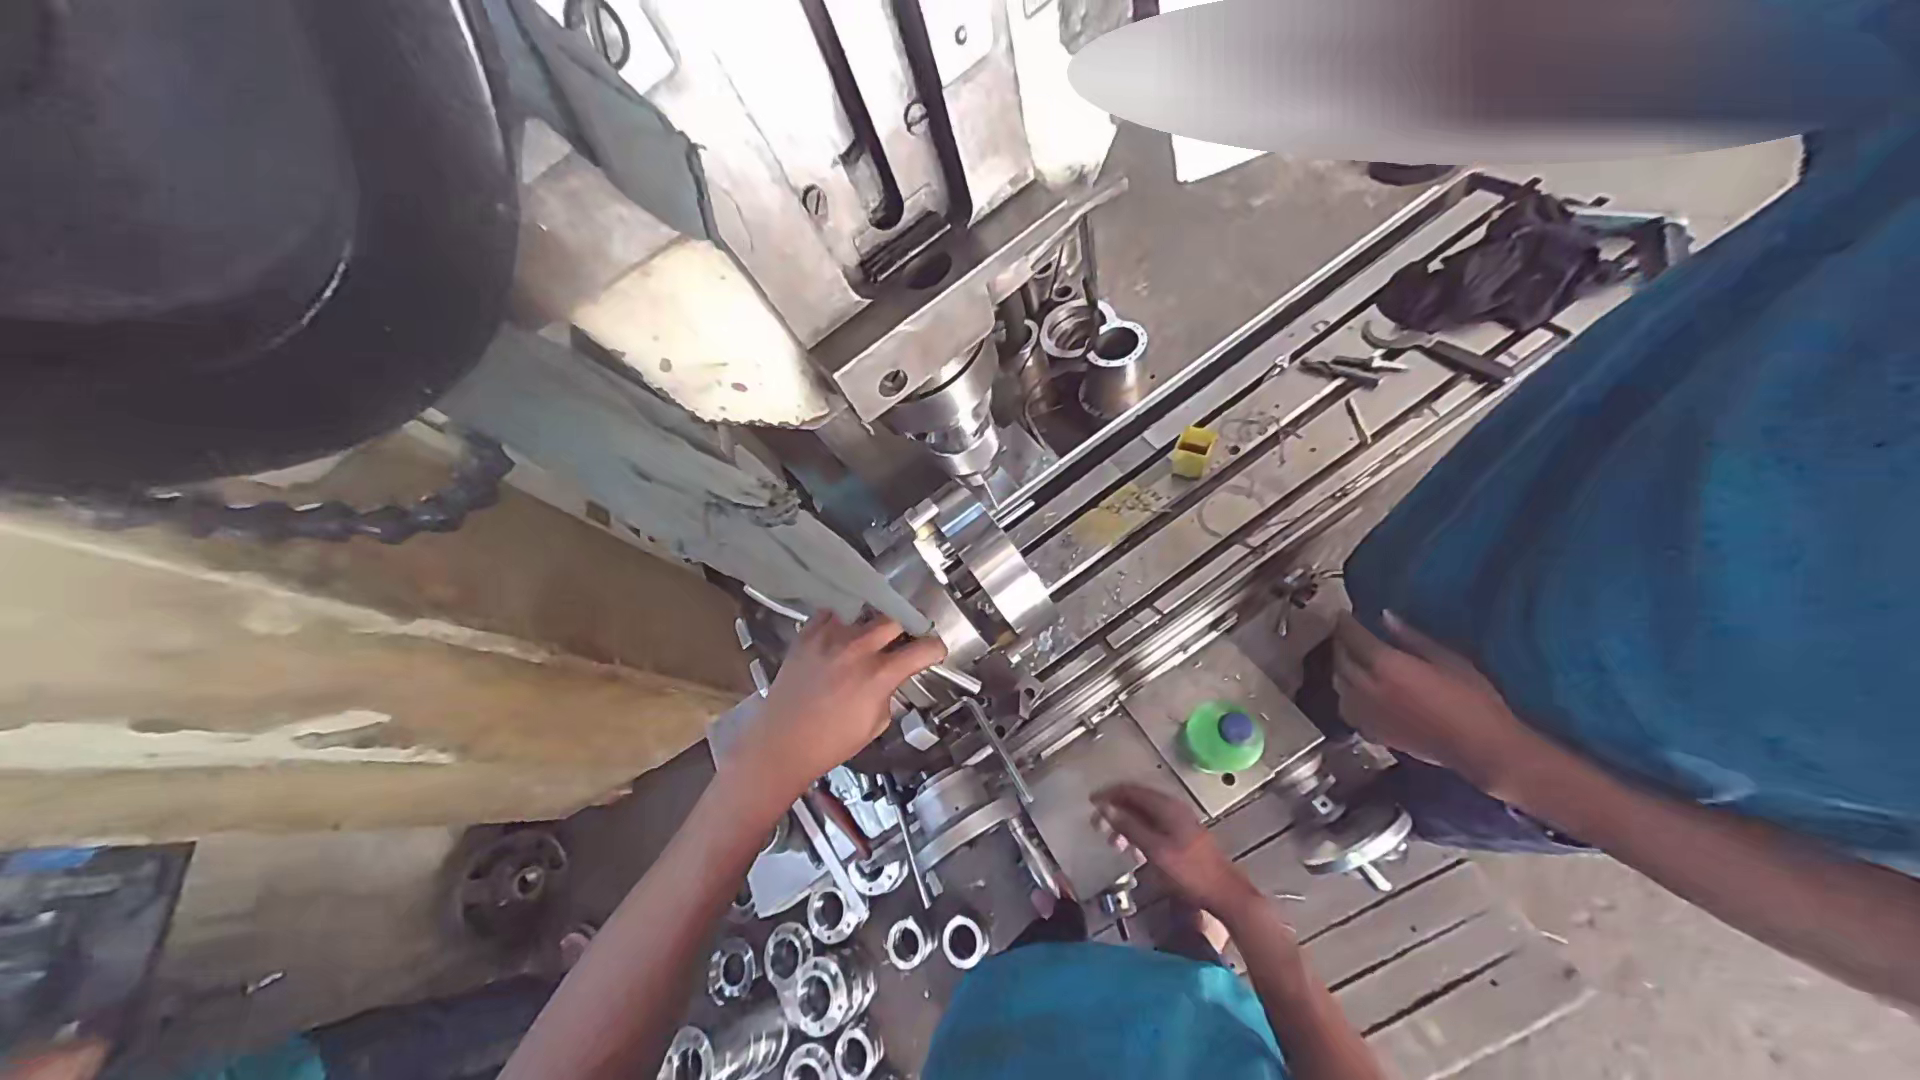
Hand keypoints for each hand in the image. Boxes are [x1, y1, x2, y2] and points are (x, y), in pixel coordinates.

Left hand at [720, 610, 945, 801]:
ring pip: (863, 613)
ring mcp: (830, 638)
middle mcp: (857, 649)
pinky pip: (831, 614)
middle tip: (901, 640)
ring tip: (868, 636)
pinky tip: (840, 634)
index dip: (935, 649)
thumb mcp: (875, 724)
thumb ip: (888, 693)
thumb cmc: (829, 742)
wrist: (781, 743)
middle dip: (903, 630)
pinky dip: (840, 621)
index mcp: (879, 675)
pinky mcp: (807, 636)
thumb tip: (890, 679)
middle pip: (894, 620)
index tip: (934, 651)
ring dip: (871, 624)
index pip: (922, 649)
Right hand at [1093, 783, 1262, 921]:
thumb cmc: (1189, 872)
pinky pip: (1153, 825)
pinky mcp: (1183, 835)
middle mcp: (1173, 807)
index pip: (1131, 790)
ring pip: (1145, 814)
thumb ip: (1129, 826)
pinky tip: (1133, 848)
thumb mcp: (1154, 850)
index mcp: (1167, 806)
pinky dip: (1138, 831)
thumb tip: (1105, 807)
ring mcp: (1180, 821)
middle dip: (1115, 809)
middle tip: (1097, 824)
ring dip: (1126, 823)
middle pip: (1137, 800)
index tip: (1091, 803)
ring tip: (1113, 841)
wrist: (1226, 894)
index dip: (1109, 794)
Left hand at [1332, 610, 1550, 795]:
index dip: (1345, 624)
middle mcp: (1367, 687)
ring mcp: (1365, 713)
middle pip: (1341, 660)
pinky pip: (1346, 709)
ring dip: (1341, 669)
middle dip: (1341, 643)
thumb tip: (1385, 616)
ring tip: (1351, 660)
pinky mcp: (1371, 733)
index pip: (1354, 637)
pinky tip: (1357, 693)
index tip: (1342, 615)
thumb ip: (1411, 638)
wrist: (1482, 749)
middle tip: (1346, 635)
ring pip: (1338, 684)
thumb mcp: (1449, 660)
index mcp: (1386, 666)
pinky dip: (1347, 696)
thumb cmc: (1474, 700)